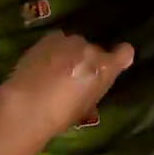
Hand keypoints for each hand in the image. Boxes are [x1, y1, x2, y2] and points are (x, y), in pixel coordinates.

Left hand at [0, 31, 132, 143]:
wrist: (27, 105)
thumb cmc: (60, 115)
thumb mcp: (85, 107)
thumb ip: (93, 90)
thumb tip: (89, 88)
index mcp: (105, 68)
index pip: (125, 53)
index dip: (120, 58)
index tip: (114, 64)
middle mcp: (90, 49)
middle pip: (94, 51)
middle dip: (87, 61)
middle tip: (74, 77)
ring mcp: (68, 41)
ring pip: (74, 46)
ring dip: (69, 54)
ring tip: (54, 72)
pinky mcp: (47, 38)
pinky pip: (57, 43)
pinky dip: (53, 51)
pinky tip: (41, 66)